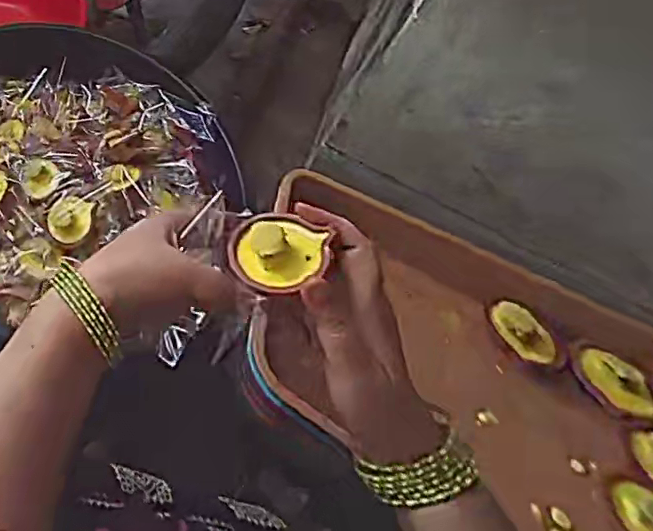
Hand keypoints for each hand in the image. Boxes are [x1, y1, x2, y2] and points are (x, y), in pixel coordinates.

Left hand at [78, 210, 238, 334]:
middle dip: (210, 262)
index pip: (194, 214)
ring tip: (222, 304)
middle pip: (186, 247)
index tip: (242, 238)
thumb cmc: (141, 277)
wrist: (90, 309)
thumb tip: (245, 296)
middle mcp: (145, 241)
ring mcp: (134, 268)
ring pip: (175, 275)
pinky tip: (192, 319)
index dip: (218, 222)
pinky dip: (179, 306)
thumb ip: (222, 285)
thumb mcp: (190, 276)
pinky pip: (162, 298)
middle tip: (239, 280)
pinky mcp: (127, 296)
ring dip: (196, 288)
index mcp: (159, 223)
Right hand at [261, 203, 442, 463]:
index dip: (333, 222)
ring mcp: (347, 315)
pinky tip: (267, 289)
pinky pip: (311, 296)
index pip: (358, 246)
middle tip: (269, 230)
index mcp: (368, 302)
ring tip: (260, 253)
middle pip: (336, 253)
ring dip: (294, 259)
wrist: (392, 441)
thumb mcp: (351, 362)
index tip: (299, 211)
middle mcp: (358, 301)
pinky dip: (290, 285)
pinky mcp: (335, 330)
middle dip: (305, 235)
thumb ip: (331, 321)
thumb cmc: (376, 401)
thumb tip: (310, 280)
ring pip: (321, 273)